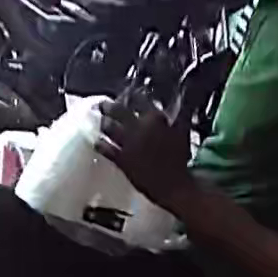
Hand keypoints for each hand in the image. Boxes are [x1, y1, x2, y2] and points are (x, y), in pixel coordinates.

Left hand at [96, 92, 191, 206]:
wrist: (171, 183)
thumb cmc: (179, 157)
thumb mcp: (181, 130)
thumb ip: (178, 113)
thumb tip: (180, 98)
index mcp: (154, 117)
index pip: (139, 99)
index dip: (130, 94)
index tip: (125, 93)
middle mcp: (137, 127)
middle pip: (118, 111)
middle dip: (108, 106)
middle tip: (101, 104)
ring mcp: (127, 144)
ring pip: (110, 128)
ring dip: (103, 123)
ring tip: (99, 121)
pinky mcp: (120, 160)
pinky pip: (106, 150)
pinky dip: (100, 145)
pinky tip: (96, 142)